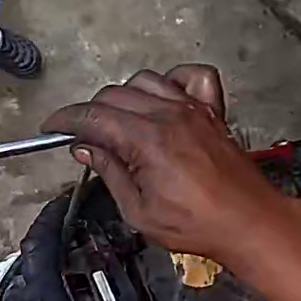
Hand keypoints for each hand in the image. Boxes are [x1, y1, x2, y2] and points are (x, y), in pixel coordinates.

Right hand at [44, 66, 295, 262]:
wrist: (246, 222)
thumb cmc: (200, 224)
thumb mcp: (138, 212)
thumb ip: (110, 173)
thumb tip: (88, 151)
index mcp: (147, 140)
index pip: (93, 116)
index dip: (66, 120)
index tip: (53, 126)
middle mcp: (169, 115)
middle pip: (113, 95)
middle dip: (90, 113)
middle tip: (84, 138)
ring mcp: (193, 109)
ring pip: (144, 80)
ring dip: (123, 98)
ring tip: (118, 123)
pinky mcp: (211, 112)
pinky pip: (191, 76)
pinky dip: (171, 80)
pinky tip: (162, 99)